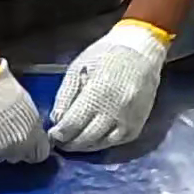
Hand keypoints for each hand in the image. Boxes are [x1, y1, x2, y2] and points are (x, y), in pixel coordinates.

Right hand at [0, 60, 51, 163]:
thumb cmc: (5, 92)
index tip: (30, 141)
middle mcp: (12, 151)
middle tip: (8, 132)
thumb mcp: (29, 110)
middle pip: (16, 158)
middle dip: (14, 148)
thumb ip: (31, 129)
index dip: (34, 147)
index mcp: (30, 140)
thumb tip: (31, 137)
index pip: (38, 155)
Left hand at [48, 20, 170, 151]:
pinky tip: (92, 139)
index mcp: (98, 93)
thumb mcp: (77, 70)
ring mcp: (130, 116)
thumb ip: (64, 97)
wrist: (143, 47)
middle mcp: (116, 108)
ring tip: (73, 141)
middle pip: (85, 138)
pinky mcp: (140, 121)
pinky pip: (117, 141)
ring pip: (101, 143)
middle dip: (68, 143)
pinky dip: (102, 143)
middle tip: (59, 142)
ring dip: (84, 146)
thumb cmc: (105, 56)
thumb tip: (56, 121)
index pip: (72, 125)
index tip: (51, 135)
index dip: (58, 134)